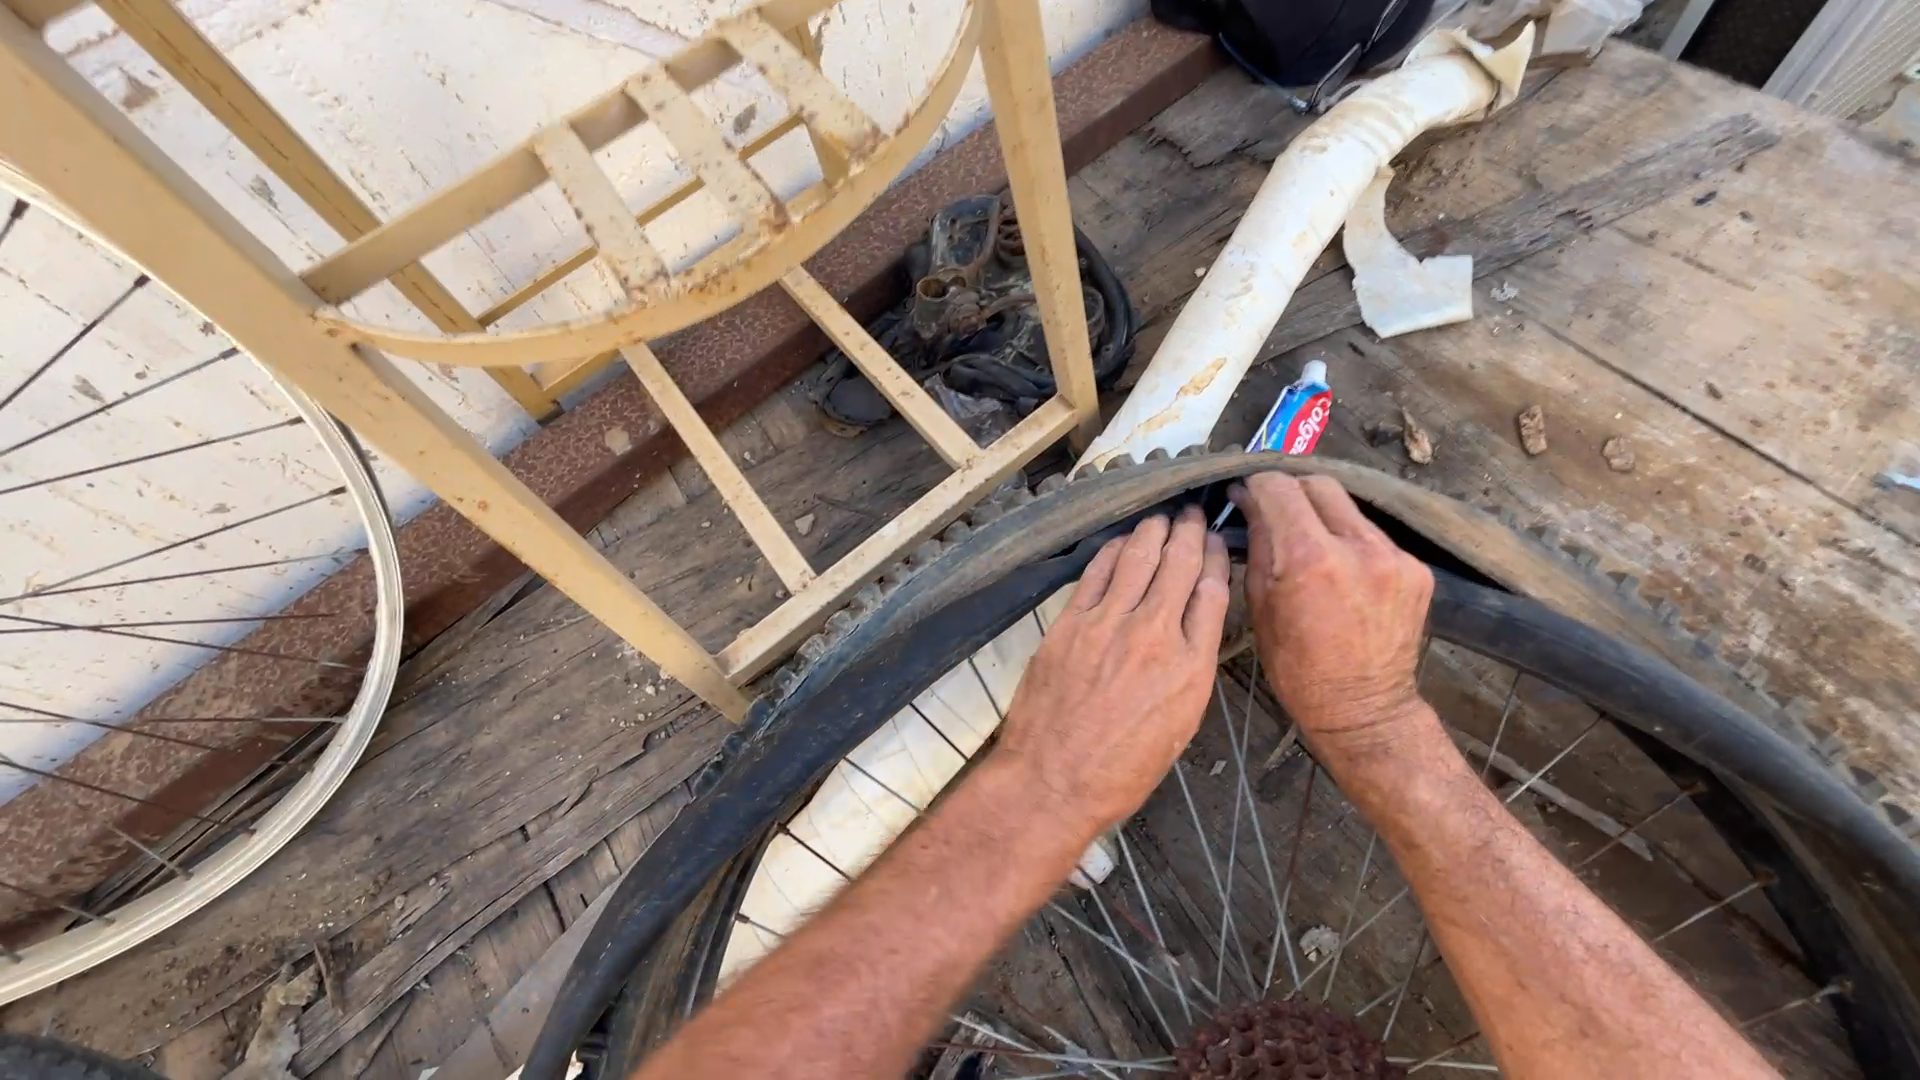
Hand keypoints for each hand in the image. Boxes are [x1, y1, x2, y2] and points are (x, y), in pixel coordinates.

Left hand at [997, 506, 1230, 835]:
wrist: (1053, 780)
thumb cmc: (1121, 770)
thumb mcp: (1178, 726)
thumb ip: (1189, 670)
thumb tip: (1191, 628)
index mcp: (1190, 667)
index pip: (1212, 593)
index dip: (1216, 559)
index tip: (1217, 542)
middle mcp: (1153, 636)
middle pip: (1179, 565)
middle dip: (1190, 532)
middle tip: (1193, 513)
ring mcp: (1108, 624)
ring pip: (1138, 559)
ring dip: (1154, 531)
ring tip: (1163, 516)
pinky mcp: (1070, 623)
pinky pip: (1097, 573)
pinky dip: (1113, 551)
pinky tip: (1121, 541)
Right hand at [1231, 473, 1437, 778]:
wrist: (1362, 709)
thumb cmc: (1295, 666)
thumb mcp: (1259, 604)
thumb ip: (1259, 546)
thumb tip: (1250, 505)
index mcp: (1309, 558)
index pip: (1279, 488)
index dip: (1256, 485)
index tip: (1245, 494)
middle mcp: (1357, 547)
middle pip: (1318, 484)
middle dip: (1290, 491)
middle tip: (1273, 510)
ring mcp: (1394, 557)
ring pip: (1348, 507)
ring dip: (1320, 514)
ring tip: (1306, 540)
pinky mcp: (1415, 569)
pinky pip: (1372, 535)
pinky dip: (1348, 539)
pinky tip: (1338, 566)